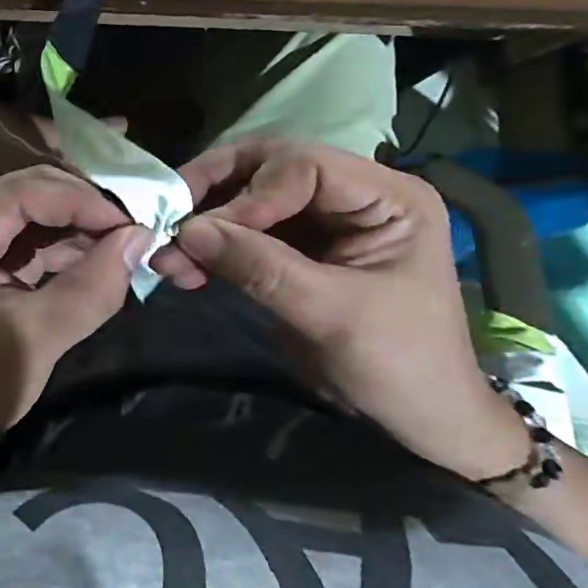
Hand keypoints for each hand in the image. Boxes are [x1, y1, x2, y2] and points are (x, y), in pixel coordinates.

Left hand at [0, 166, 150, 447]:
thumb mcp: (40, 337)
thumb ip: (92, 286)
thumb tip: (140, 237)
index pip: (24, 192)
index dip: (82, 201)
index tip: (132, 225)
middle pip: (29, 190)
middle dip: (83, 206)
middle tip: (131, 230)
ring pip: (35, 206)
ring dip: (80, 221)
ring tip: (123, 241)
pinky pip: (33, 230)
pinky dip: (68, 239)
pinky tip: (100, 253)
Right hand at [151, 139, 529, 480]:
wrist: (420, 422)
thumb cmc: (400, 366)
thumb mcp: (332, 315)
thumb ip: (261, 267)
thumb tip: (187, 230)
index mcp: (387, 197)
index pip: (305, 165)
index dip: (251, 192)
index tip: (205, 229)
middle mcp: (353, 194)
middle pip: (269, 168)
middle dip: (215, 191)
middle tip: (168, 213)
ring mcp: (323, 220)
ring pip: (248, 197)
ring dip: (206, 222)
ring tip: (167, 254)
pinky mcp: (298, 247)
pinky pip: (244, 231)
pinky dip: (212, 246)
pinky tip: (183, 267)